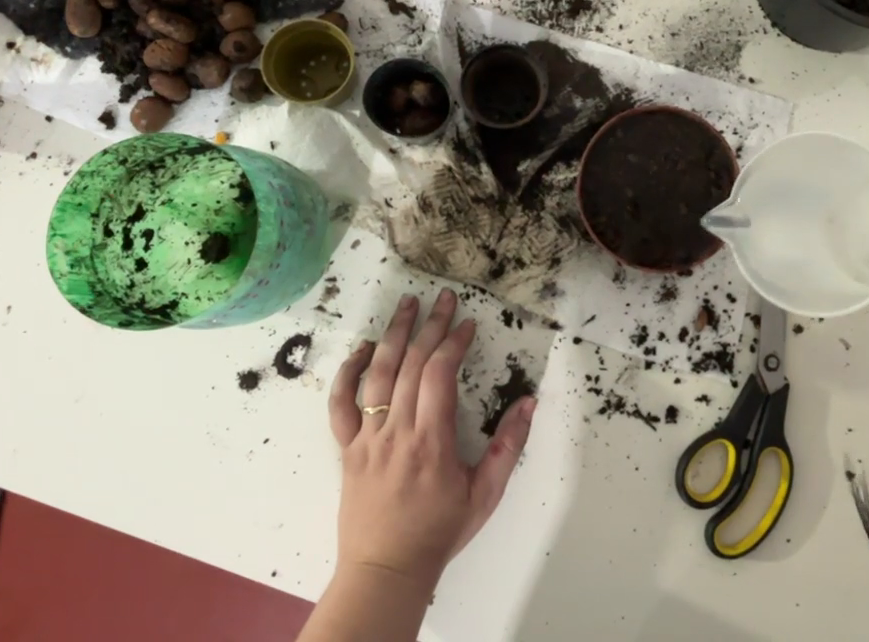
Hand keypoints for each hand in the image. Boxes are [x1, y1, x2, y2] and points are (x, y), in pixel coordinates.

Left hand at [327, 290, 535, 588]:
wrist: (387, 570)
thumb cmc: (440, 531)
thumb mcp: (485, 493)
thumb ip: (508, 446)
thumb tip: (528, 402)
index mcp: (431, 441)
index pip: (440, 375)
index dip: (453, 342)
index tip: (467, 323)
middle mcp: (396, 432)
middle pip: (410, 364)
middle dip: (430, 326)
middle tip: (443, 297)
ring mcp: (367, 439)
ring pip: (377, 375)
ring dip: (393, 335)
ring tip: (406, 304)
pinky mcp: (347, 449)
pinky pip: (340, 405)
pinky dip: (348, 373)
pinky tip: (362, 350)